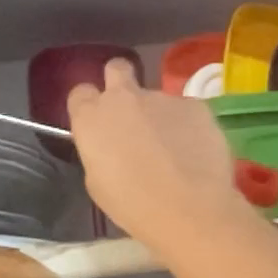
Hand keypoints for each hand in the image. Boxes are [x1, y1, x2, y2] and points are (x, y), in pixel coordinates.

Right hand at [67, 60, 246, 245]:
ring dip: (161, 117)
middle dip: (120, 82)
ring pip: (158, 99)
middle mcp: (125, 97)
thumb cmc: (133, 206)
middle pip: (117, 69)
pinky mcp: (196, 105)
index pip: (80, 93)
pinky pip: (187, 111)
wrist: (188, 209)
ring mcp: (163, 98)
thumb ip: (100, 152)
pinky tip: (196, 153)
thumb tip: (111, 146)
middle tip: (131, 113)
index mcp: (92, 117)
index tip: (97, 123)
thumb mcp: (98, 183)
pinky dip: (189, 127)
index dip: (89, 106)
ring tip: (175, 151)